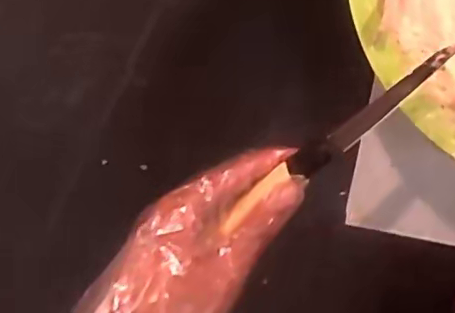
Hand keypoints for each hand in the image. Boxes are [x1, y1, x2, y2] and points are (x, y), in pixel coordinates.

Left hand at [75, 148, 305, 312]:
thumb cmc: (176, 308)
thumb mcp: (226, 268)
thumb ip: (262, 223)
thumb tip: (297, 182)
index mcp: (184, 204)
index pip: (237, 168)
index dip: (272, 159)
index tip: (303, 156)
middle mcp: (168, 208)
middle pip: (223, 182)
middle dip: (259, 180)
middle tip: (293, 184)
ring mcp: (155, 231)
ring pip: (210, 203)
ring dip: (242, 202)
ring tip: (272, 207)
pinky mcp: (150, 254)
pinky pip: (196, 223)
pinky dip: (222, 221)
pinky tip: (236, 235)